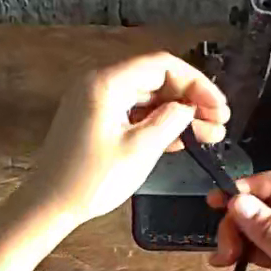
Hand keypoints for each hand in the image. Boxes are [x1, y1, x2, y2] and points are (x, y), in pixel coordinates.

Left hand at [17, 53, 228, 225]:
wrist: (50, 205)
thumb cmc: (90, 180)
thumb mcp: (140, 149)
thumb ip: (171, 120)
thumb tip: (188, 108)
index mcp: (106, 83)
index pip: (162, 66)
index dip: (196, 83)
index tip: (218, 106)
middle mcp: (98, 84)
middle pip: (155, 80)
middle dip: (190, 100)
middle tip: (219, 122)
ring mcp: (95, 103)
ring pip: (147, 99)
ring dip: (177, 115)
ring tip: (210, 135)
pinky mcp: (95, 121)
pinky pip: (133, 114)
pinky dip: (157, 124)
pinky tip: (183, 140)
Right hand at [209, 171, 270, 270]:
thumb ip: (270, 231)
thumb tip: (237, 201)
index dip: (249, 189)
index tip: (218, 203)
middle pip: (267, 206)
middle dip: (240, 221)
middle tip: (222, 246)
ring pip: (261, 228)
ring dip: (239, 239)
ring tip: (223, 260)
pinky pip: (264, 249)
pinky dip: (245, 254)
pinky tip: (229, 263)